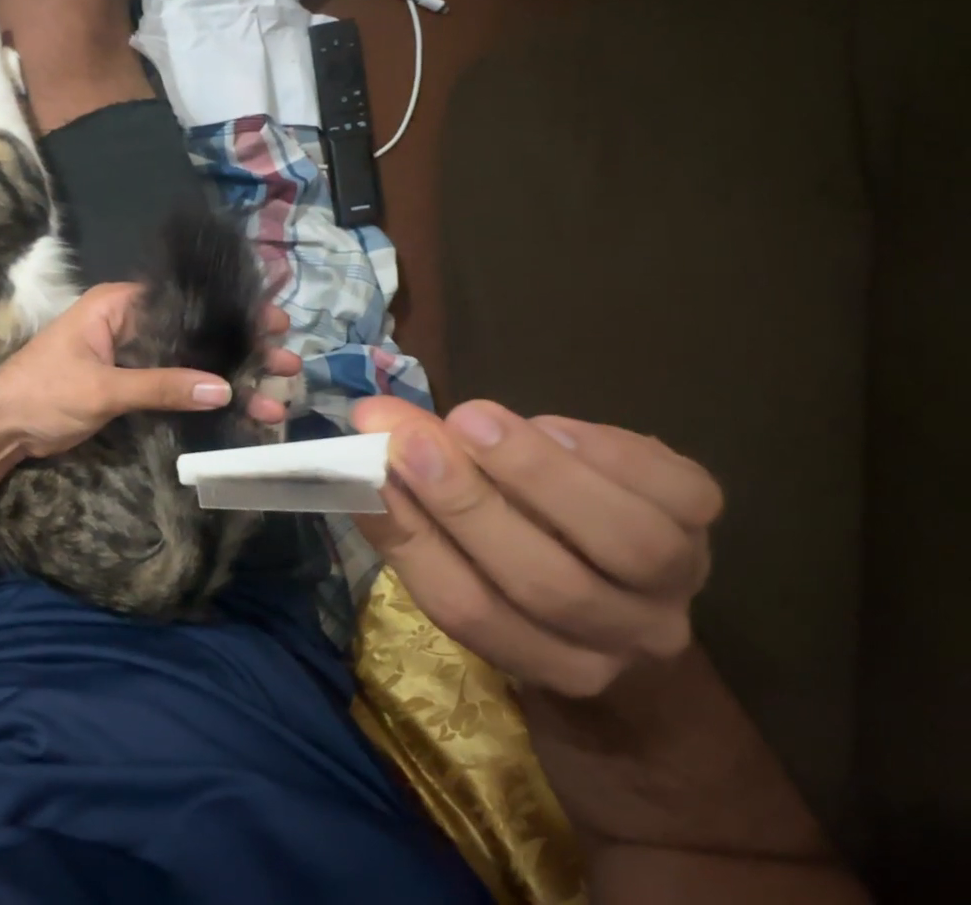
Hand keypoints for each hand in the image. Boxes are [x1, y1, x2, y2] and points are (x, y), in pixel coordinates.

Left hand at [0, 283, 300, 459]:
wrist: (1, 430)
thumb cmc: (41, 393)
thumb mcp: (102, 388)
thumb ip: (160, 386)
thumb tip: (222, 390)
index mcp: (116, 307)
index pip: (182, 300)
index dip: (228, 311)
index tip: (271, 323)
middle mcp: (126, 325)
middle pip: (192, 332)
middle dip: (238, 348)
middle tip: (287, 362)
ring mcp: (128, 357)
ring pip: (187, 362)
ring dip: (226, 377)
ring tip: (274, 395)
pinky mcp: (126, 387)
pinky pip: (172, 386)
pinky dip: (200, 397)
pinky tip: (235, 410)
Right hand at [353, 397, 719, 697]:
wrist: (615, 566)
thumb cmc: (511, 555)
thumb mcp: (450, 545)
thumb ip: (408, 502)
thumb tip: (365, 433)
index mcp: (538, 655)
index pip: (466, 608)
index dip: (414, 538)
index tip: (369, 471)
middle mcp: (617, 638)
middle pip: (547, 584)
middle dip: (471, 503)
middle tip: (416, 439)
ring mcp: (677, 587)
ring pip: (624, 542)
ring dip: (539, 473)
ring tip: (474, 418)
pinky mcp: (709, 526)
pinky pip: (674, 489)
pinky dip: (605, 450)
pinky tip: (546, 424)